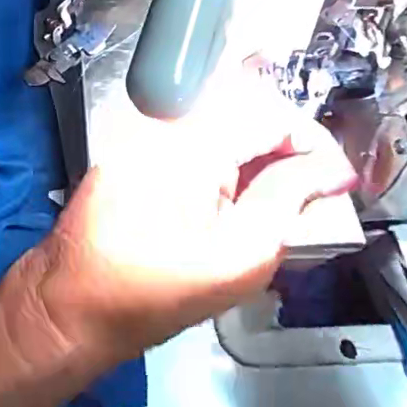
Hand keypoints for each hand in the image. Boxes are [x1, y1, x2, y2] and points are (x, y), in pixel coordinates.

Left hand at [16, 67, 356, 368]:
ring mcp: (143, 130)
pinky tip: (234, 195)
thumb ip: (290, 199)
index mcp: (190, 141)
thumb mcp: (240, 254)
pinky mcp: (133, 146)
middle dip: (286, 142)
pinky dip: (225, 156)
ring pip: (221, 118)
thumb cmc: (152, 292)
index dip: (311, 140)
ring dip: (258, 150)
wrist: (72, 302)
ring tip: (276, 196)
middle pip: (245, 105)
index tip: (334, 177)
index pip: (269, 110)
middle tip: (311, 187)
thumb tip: (332, 168)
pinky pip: (194, 134)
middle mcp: (163, 121)